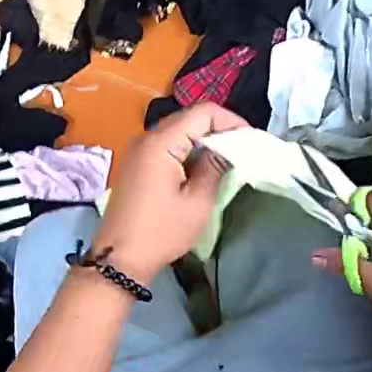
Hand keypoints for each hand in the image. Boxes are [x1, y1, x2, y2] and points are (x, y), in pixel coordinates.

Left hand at [88, 102, 246, 281]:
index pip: (202, 113)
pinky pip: (168, 147)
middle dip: (219, 129)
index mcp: (161, 143)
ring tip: (228, 160)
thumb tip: (227, 150)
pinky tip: (204, 170)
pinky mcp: (138, 165)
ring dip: (205, 142)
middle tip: (244, 150)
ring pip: (179, 132)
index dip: (231, 121)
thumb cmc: (162, 232)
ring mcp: (139, 151)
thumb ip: (214, 168)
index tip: (251, 140)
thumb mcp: (197, 202)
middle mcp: (146, 139)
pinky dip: (189, 152)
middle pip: (189, 119)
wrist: (120, 259)